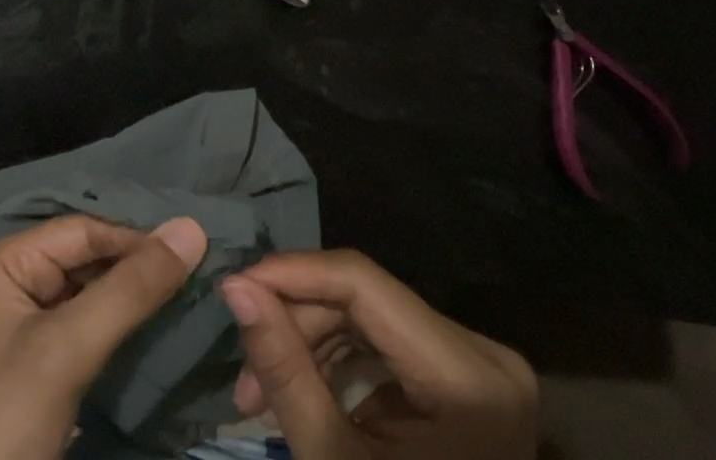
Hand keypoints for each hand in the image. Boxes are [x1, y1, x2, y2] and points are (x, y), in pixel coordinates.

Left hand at [0, 215, 208, 459]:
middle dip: (142, 264)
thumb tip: (191, 228)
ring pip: (98, 290)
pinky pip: (98, 323)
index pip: (83, 232)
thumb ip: (128, 289)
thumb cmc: (12, 410)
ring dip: (141, 293)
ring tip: (198, 291)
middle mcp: (20, 280)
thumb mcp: (68, 346)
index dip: (137, 238)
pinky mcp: (52, 358)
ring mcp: (35, 321)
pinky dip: (132, 322)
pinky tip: (168, 323)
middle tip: (207, 268)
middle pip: (91, 257)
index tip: (198, 249)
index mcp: (9, 262)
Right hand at [219, 251, 537, 459]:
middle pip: (362, 300)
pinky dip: (336, 361)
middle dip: (293, 327)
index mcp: (468, 378)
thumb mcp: (333, 459)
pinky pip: (384, 342)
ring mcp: (477, 365)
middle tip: (245, 380)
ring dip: (307, 345)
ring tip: (262, 397)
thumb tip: (235, 286)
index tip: (231, 290)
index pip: (362, 283)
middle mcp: (484, 354)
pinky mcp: (464, 378)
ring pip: (367, 316)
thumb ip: (285, 370)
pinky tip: (305, 392)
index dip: (290, 274)